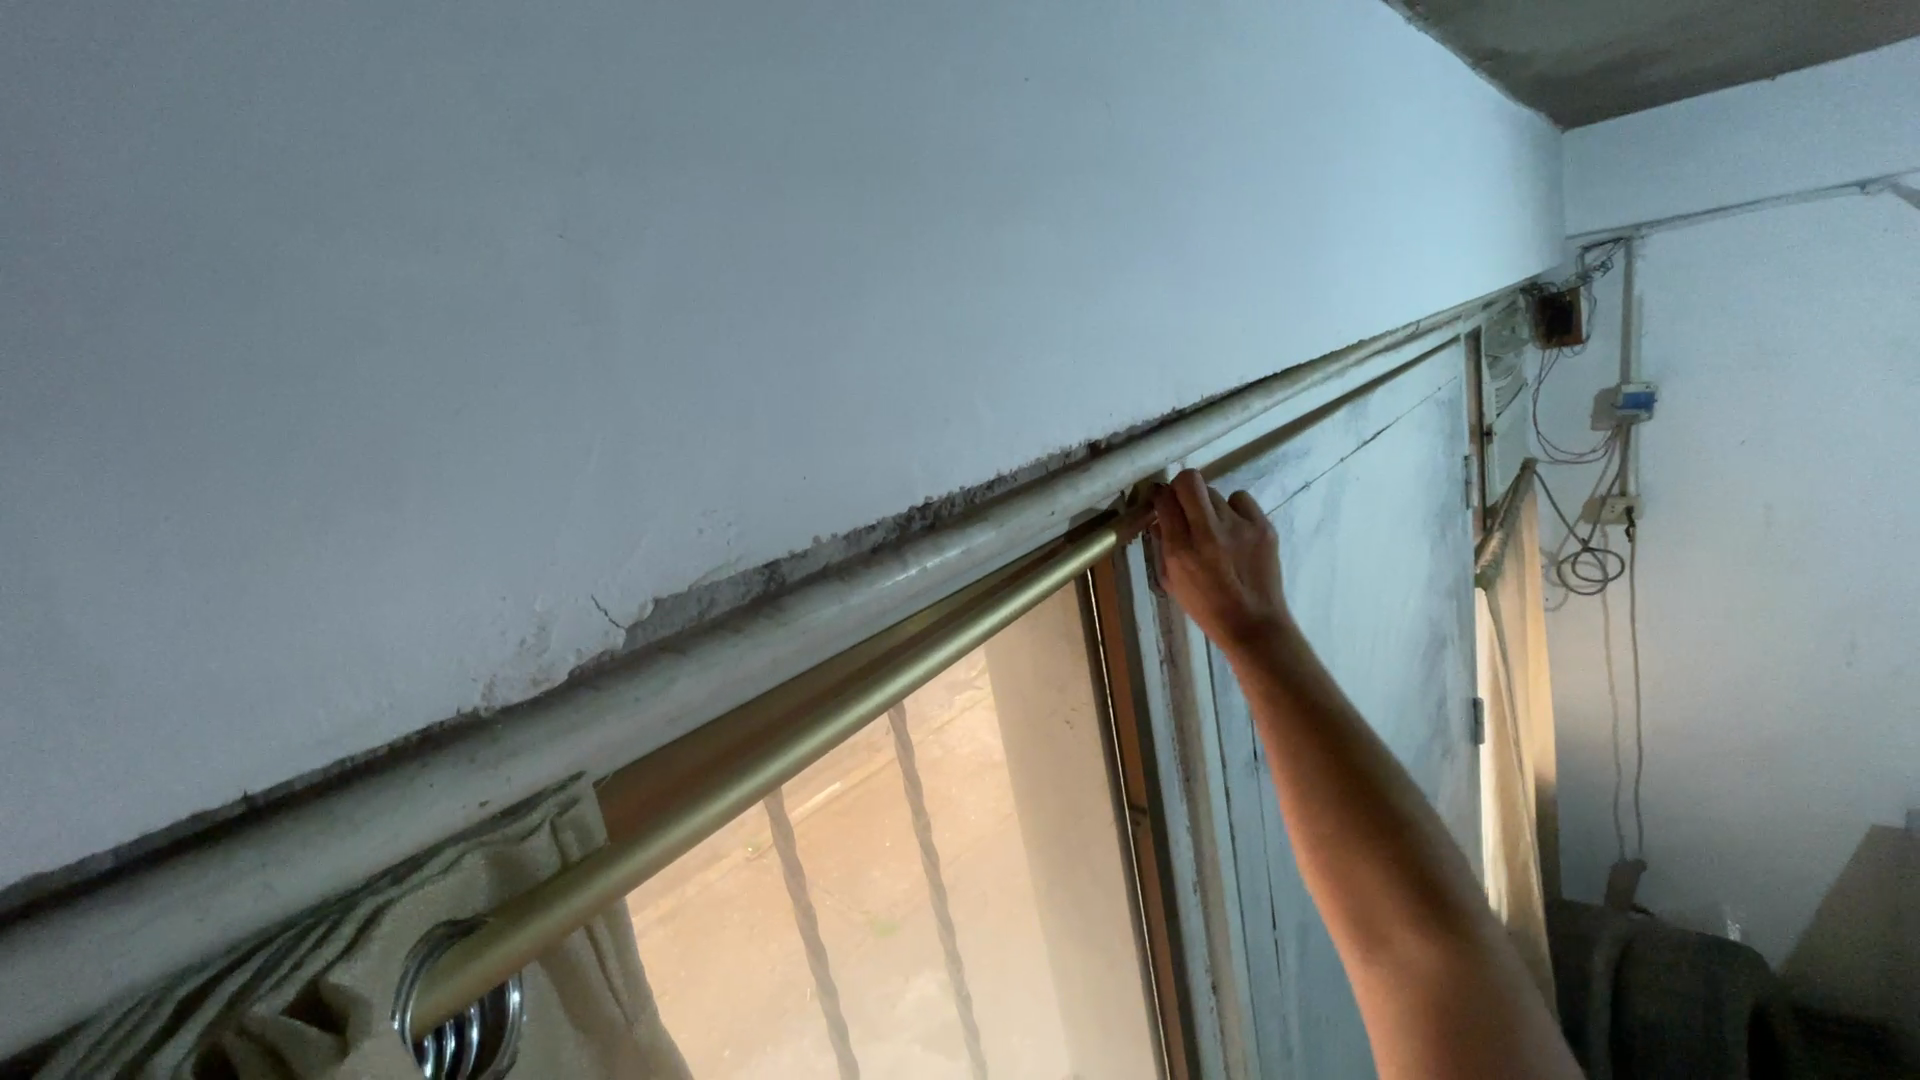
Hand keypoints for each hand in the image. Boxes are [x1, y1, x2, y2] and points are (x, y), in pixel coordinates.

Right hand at [1151, 469, 1290, 655]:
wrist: (1253, 623)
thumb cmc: (1206, 607)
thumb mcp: (1171, 581)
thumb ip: (1162, 546)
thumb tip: (1160, 519)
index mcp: (1180, 549)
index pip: (1164, 500)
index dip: (1161, 497)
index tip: (1163, 502)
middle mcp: (1207, 532)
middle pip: (1189, 481)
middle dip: (1182, 488)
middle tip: (1185, 503)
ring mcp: (1238, 526)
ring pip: (1214, 492)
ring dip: (1208, 505)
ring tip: (1214, 527)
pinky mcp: (1262, 526)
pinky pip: (1240, 499)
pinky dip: (1234, 509)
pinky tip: (1235, 529)